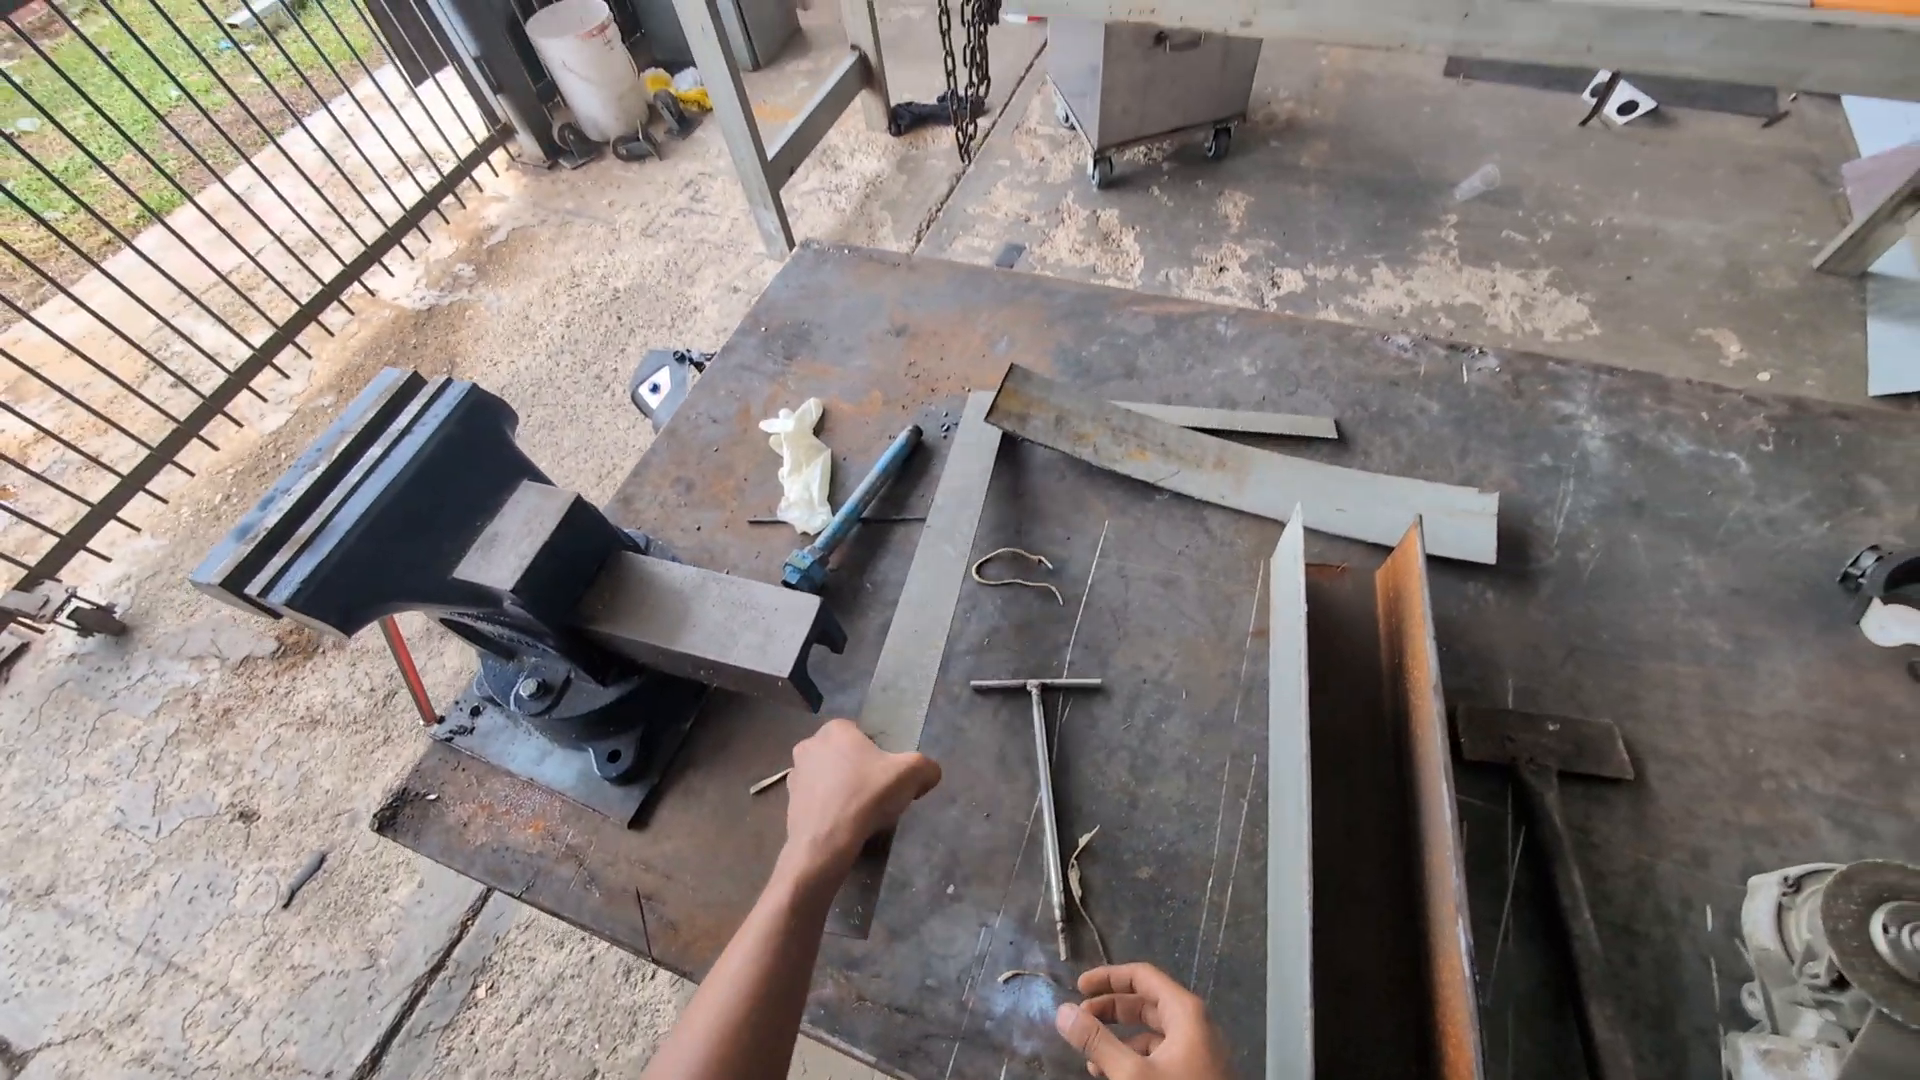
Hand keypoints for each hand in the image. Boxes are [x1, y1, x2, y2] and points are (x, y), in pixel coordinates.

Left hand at [781, 718, 941, 877]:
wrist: (826, 842)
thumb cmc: (866, 796)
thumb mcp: (911, 773)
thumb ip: (926, 767)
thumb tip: (930, 774)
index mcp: (835, 729)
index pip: (863, 735)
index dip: (879, 755)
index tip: (888, 777)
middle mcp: (810, 744)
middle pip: (844, 755)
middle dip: (859, 771)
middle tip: (876, 794)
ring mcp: (794, 774)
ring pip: (828, 777)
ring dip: (841, 789)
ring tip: (860, 813)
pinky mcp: (789, 802)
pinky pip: (817, 800)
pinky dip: (829, 809)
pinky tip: (843, 825)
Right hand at [1054, 963, 1233, 1079]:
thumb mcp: (1133, 1074)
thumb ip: (1097, 1042)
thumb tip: (1063, 1012)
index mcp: (1185, 1011)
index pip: (1142, 976)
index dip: (1108, 977)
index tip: (1079, 986)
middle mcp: (1194, 1025)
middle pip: (1145, 1003)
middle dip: (1110, 1009)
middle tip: (1080, 1019)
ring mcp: (1198, 1052)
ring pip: (1151, 1033)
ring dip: (1119, 1039)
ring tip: (1091, 1057)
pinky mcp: (1196, 1076)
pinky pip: (1160, 1056)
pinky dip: (1134, 1059)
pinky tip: (1113, 1075)